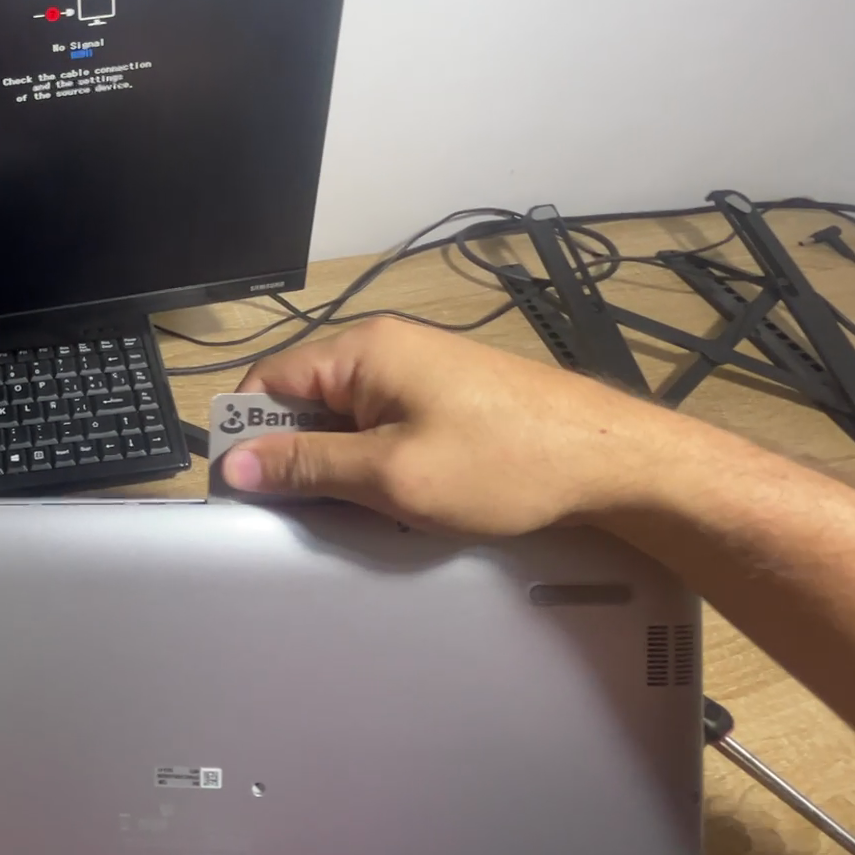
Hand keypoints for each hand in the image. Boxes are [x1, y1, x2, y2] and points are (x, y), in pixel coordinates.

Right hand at [220, 317, 718, 535]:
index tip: (244, 484)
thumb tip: (235, 464)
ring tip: (352, 503)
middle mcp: (379, 348)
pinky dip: (365, 456)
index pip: (266, 380)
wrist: (619, 463)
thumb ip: (306, 465)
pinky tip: (386, 490)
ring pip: (336, 414)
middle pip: (300, 397)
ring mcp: (411, 368)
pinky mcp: (435, 391)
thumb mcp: (391, 474)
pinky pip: (372, 420)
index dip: (245, 431)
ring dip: (331, 458)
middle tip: (300, 506)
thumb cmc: (506, 462)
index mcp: (359, 350)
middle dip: (292, 450)